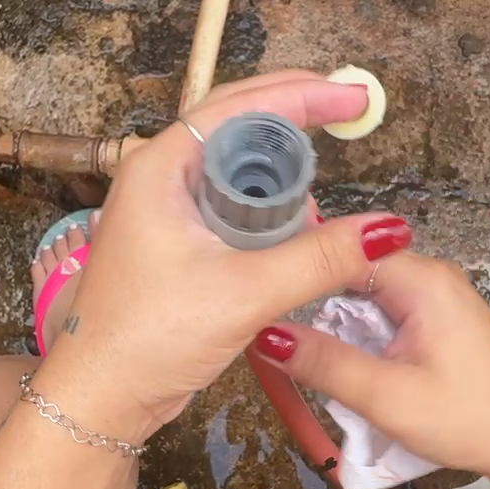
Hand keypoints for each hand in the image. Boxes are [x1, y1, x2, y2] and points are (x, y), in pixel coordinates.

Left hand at [30, 71, 414, 441]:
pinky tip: (289, 233)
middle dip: (294, 122)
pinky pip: (229, 207)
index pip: (239, 106)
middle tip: (348, 119)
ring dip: (279, 176)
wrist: (101, 395)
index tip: (353, 96)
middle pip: (237, 127)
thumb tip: (388, 230)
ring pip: (234, 169)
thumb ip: (320, 259)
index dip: (302, 93)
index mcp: (161, 168)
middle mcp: (159, 177)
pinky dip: (264, 211)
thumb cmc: (151, 338)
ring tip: (311, 207)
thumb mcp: (245, 292)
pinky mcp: (174, 242)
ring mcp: (164, 210)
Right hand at [248, 250, 489, 488]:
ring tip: (310, 353)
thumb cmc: (464, 419)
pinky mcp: (441, 318)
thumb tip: (264, 333)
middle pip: (353, 272)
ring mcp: (439, 295)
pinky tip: (350, 360)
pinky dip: (364, 332)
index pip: (344, 251)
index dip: (303, 270)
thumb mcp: (386, 396)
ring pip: (368, 295)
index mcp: (421, 279)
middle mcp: (431, 275)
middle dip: (319, 301)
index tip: (265, 295)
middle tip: (281, 337)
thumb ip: (324, 363)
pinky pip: (387, 312)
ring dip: (341, 322)